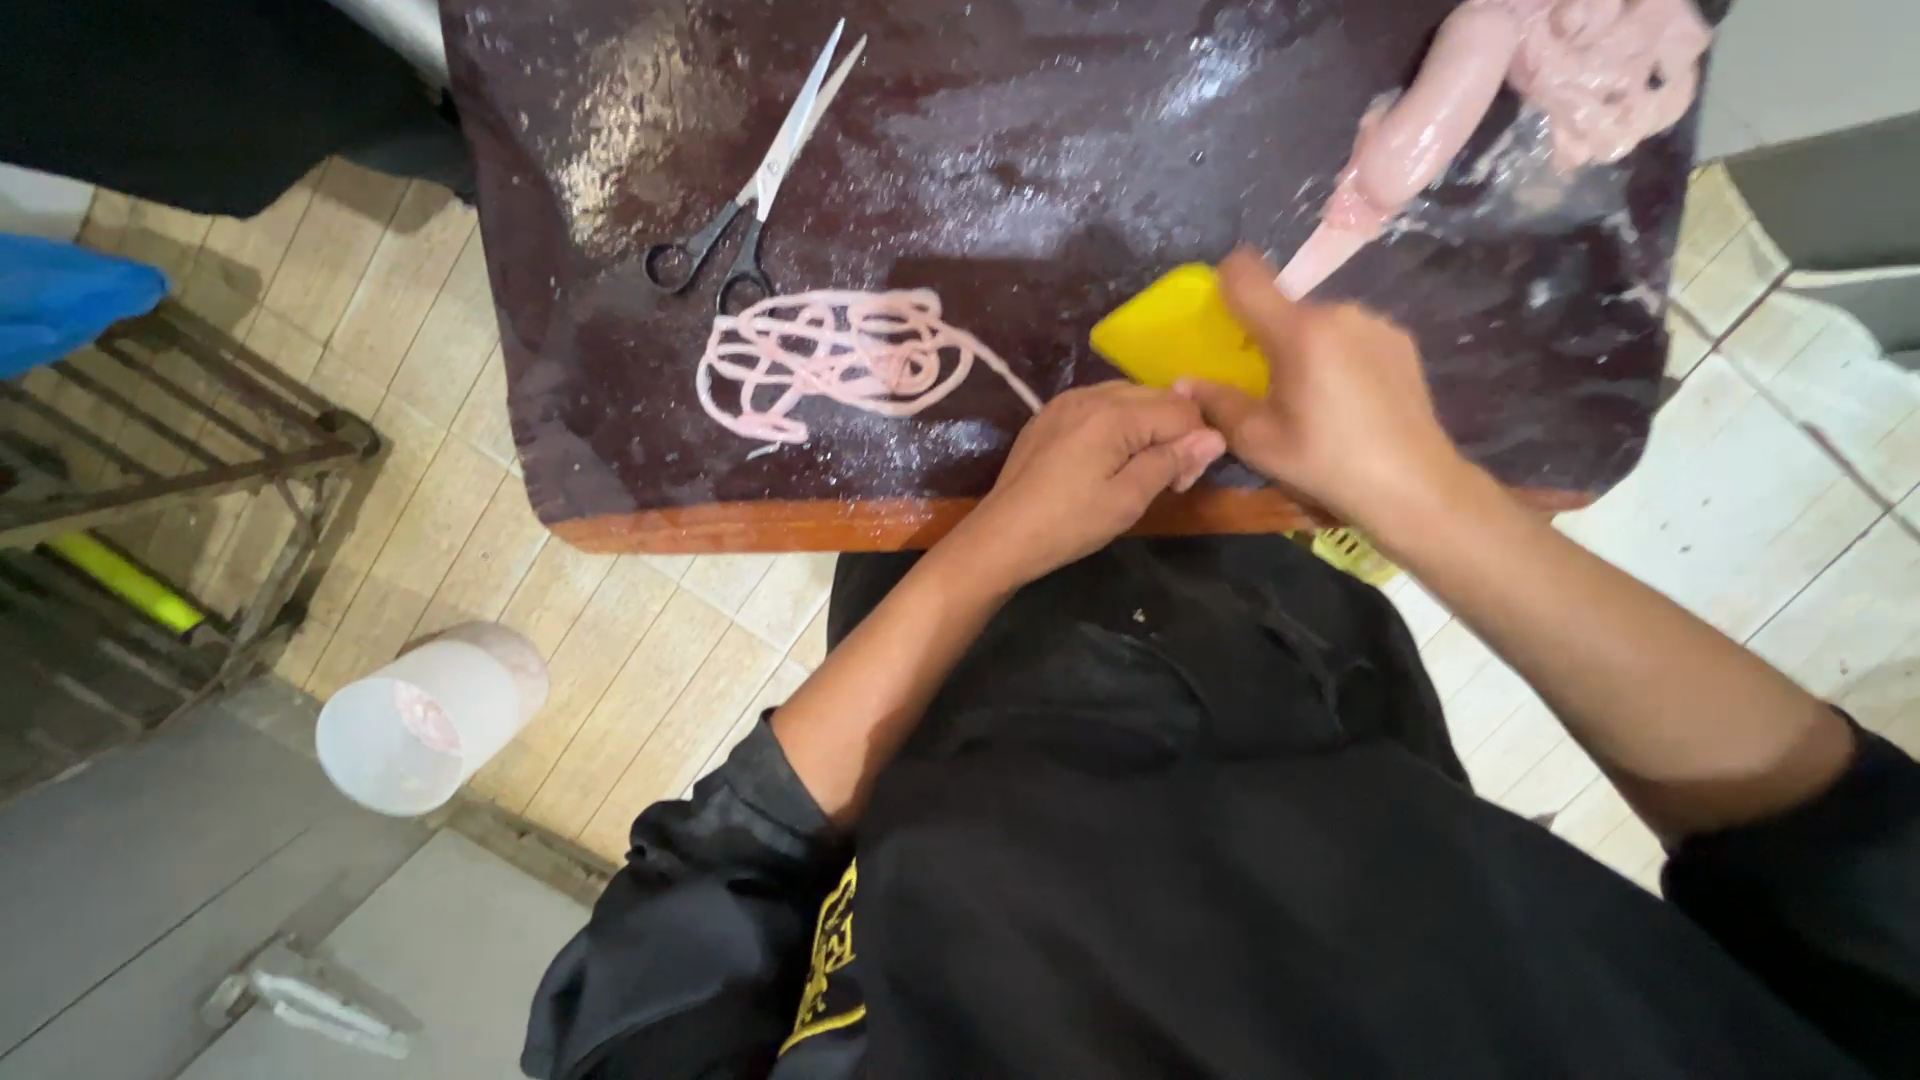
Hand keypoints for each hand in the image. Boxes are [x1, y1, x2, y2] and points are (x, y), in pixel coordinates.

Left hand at [943, 382, 1224, 591]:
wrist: (1001, 536)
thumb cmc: (1069, 524)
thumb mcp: (1127, 499)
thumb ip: (1171, 461)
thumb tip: (1215, 437)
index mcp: (1113, 413)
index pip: (1181, 410)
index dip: (1195, 445)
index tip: (1180, 485)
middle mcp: (1090, 394)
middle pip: (1156, 397)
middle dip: (1172, 432)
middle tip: (1165, 480)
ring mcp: (1065, 402)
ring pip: (1128, 398)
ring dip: (1146, 427)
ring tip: (1138, 470)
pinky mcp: (1048, 415)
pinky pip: (1098, 405)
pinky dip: (1116, 424)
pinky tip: (1108, 458)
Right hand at [1174, 247, 1470, 529]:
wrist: (1412, 484)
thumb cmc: (1324, 462)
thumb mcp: (1256, 440)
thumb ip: (1216, 403)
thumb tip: (1185, 383)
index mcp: (1298, 331)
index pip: (1246, 274)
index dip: (1224, 282)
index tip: (1218, 312)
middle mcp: (1339, 312)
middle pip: (1284, 306)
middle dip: (1267, 336)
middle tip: (1267, 385)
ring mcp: (1375, 322)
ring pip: (1318, 322)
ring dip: (1305, 346)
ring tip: (1312, 396)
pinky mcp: (1400, 339)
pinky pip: (1350, 335)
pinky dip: (1337, 355)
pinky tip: (1347, 399)